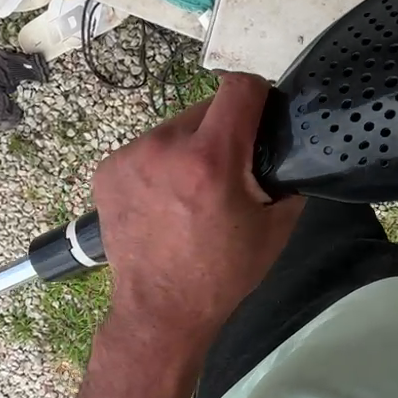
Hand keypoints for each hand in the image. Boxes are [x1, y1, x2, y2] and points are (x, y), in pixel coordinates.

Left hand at [91, 73, 304, 349]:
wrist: (160, 311)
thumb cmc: (222, 274)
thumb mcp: (275, 228)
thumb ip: (288, 178)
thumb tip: (289, 147)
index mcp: (210, 160)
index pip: (239, 86)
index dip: (259, 95)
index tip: (263, 114)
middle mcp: (164, 147)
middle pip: (207, 108)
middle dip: (224, 131)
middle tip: (230, 171)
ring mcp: (130, 156)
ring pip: (176, 128)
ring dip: (192, 146)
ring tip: (196, 190)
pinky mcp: (108, 169)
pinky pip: (148, 147)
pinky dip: (163, 163)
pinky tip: (167, 199)